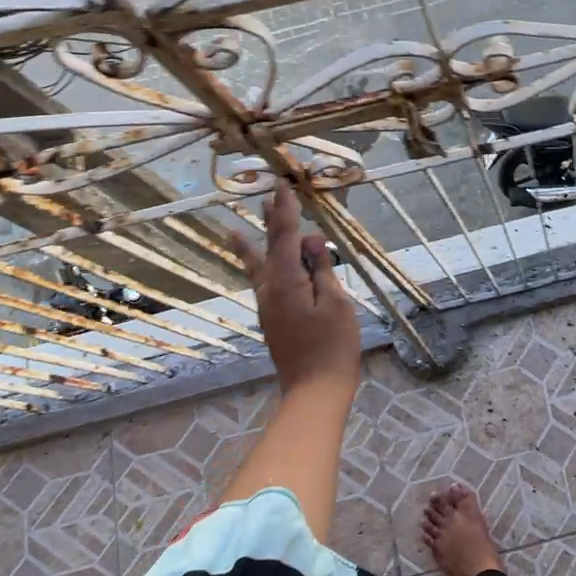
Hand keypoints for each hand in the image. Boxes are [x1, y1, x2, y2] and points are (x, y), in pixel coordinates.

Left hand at [229, 182, 360, 392]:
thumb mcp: (336, 303)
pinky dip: (257, 265)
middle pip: (269, 247)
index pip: (286, 237)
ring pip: (259, 265)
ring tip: (238, 226)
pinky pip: (263, 281)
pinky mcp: (272, 318)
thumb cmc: (333, 346)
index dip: (286, 211)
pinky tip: (255, 264)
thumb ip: (322, 270)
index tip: (284, 186)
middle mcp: (270, 290)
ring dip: (256, 242)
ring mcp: (268, 305)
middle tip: (268, 193)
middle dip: (271, 220)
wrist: (315, 389)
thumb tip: (312, 242)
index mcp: (286, 282)